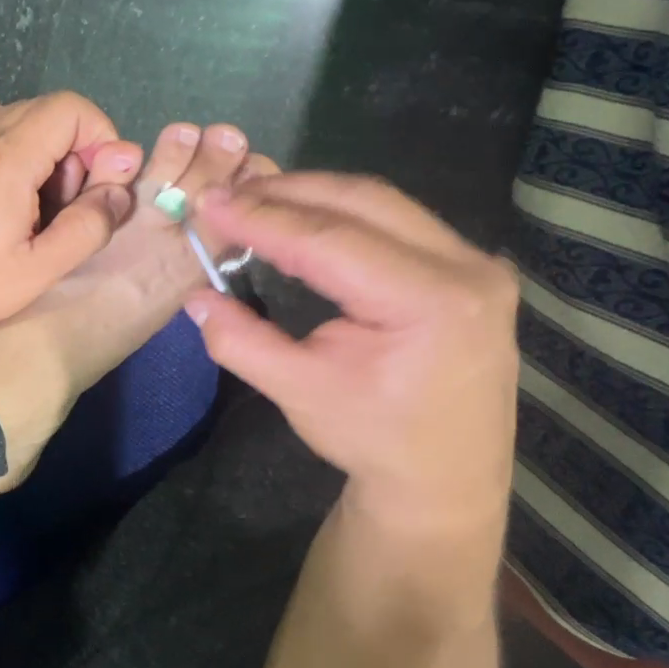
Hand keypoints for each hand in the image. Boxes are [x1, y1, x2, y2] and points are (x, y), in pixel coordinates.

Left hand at [0, 88, 144, 334]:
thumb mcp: (39, 269)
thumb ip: (88, 225)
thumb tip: (119, 188)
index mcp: (10, 157)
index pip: (72, 109)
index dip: (98, 138)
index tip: (94, 184)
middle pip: (46, 109)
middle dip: (72, 146)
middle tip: (63, 200)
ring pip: (13, 113)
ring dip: (37, 143)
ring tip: (31, 191)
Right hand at [185, 173, 519, 543]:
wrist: (444, 475)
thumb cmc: (373, 437)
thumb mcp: (297, 391)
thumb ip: (241, 341)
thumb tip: (194, 297)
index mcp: (429, 301)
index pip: (330, 240)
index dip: (262, 218)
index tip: (208, 203)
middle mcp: (465, 268)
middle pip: (364, 203)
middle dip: (288, 192)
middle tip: (226, 195)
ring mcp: (474, 264)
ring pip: (383, 204)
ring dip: (312, 197)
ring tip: (253, 201)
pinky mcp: (465, 269)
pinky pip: (396, 222)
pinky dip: (339, 214)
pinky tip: (299, 219)